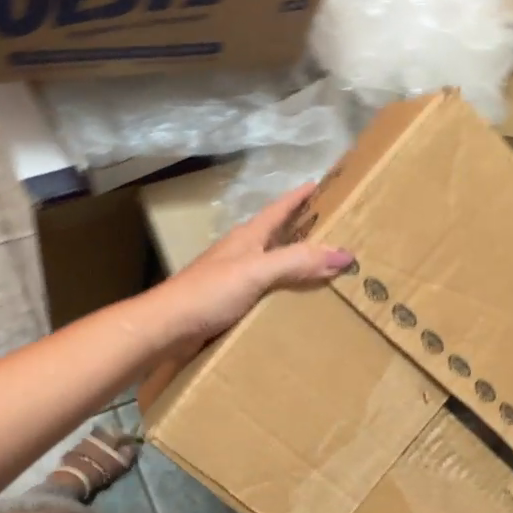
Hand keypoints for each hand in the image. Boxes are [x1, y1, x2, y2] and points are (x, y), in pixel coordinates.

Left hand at [146, 184, 352, 346]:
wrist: (167, 328)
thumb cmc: (208, 292)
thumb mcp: (256, 271)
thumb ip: (297, 261)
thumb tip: (345, 254)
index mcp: (247, 237)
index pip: (279, 209)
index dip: (300, 196)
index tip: (324, 184)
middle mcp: (242, 253)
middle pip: (278, 236)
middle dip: (306, 232)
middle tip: (339, 233)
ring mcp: (234, 279)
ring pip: (273, 266)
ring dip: (296, 266)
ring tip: (327, 272)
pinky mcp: (230, 305)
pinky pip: (266, 294)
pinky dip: (285, 295)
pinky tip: (298, 306)